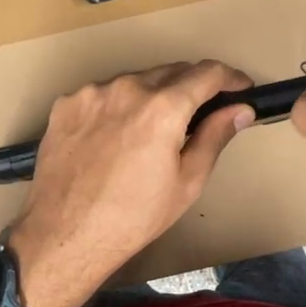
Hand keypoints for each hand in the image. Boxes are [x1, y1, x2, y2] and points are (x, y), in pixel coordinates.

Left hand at [10, 61, 254, 306]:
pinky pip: (102, 94)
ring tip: (155, 129)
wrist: (65, 234)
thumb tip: (240, 110)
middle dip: (193, 85)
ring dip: (153, 94)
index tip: (240, 86)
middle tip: (204, 109)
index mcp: (162, 108)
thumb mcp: (186, 182)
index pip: (206, 73)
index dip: (229, 77)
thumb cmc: (132, 217)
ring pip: (134, 81)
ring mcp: (90, 94)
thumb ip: (215, 136)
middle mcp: (125, 89)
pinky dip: (118, 105)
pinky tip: (118, 135)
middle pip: (171, 72)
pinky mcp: (65, 105)